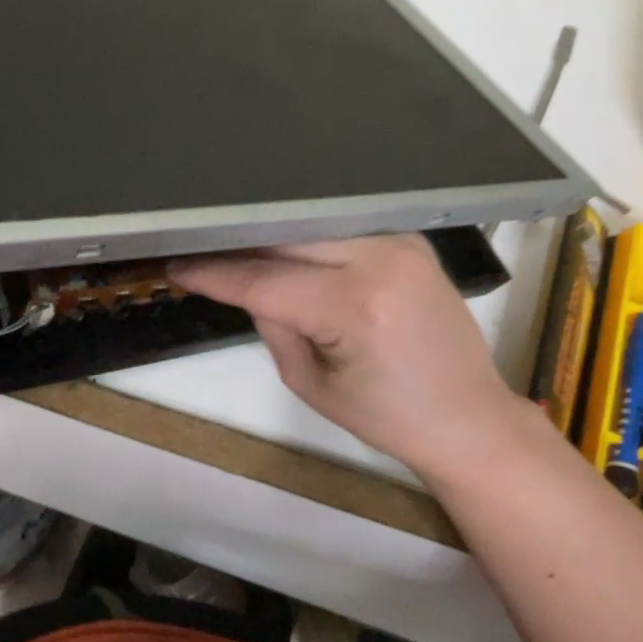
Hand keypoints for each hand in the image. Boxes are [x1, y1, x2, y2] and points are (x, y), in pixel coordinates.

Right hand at [169, 235, 529, 476]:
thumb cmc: (386, 416)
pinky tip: (277, 245)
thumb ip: (272, 325)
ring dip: (267, 237)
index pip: (263, 280)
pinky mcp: (408, 239)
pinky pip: (339, 228)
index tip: (176, 266)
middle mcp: (380, 260)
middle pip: (283, 239)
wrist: (466, 415)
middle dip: (236, 246)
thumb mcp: (309, 381)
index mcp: (355, 306)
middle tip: (196, 251)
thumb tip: (245, 286)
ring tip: (231, 248)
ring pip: (309, 226)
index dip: (213, 273)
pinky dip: (304, 236)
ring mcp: (400, 242)